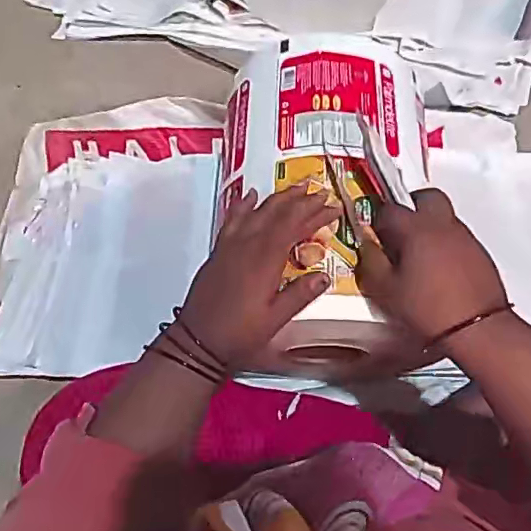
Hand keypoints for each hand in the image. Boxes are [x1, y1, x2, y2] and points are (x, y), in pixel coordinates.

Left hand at [178, 184, 341, 363]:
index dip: (316, 214)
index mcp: (265, 260)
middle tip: (320, 192)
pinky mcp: (219, 251)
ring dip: (278, 198)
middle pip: (278, 213)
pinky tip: (250, 196)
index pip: (295, 226)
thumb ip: (300, 295)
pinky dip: (244, 205)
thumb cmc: (237, 334)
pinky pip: (233, 220)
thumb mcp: (276, 319)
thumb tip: (323, 277)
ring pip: (257, 211)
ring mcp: (231, 246)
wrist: (198, 342)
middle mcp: (248, 246)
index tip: (333, 207)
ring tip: (295, 188)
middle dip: (301, 200)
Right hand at [357, 188, 507, 343]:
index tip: (373, 231)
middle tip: (400, 227)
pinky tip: (437, 270)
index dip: (377, 218)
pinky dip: (446, 245)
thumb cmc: (428, 309)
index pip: (390, 209)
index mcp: (416, 229)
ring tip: (417, 254)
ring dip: (430, 226)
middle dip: (412, 205)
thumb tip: (367, 247)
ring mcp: (465, 238)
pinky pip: (458, 238)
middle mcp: (443, 226)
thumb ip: (371, 262)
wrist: (476, 329)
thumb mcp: (386, 289)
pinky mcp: (480, 253)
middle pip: (427, 197)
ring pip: (445, 217)